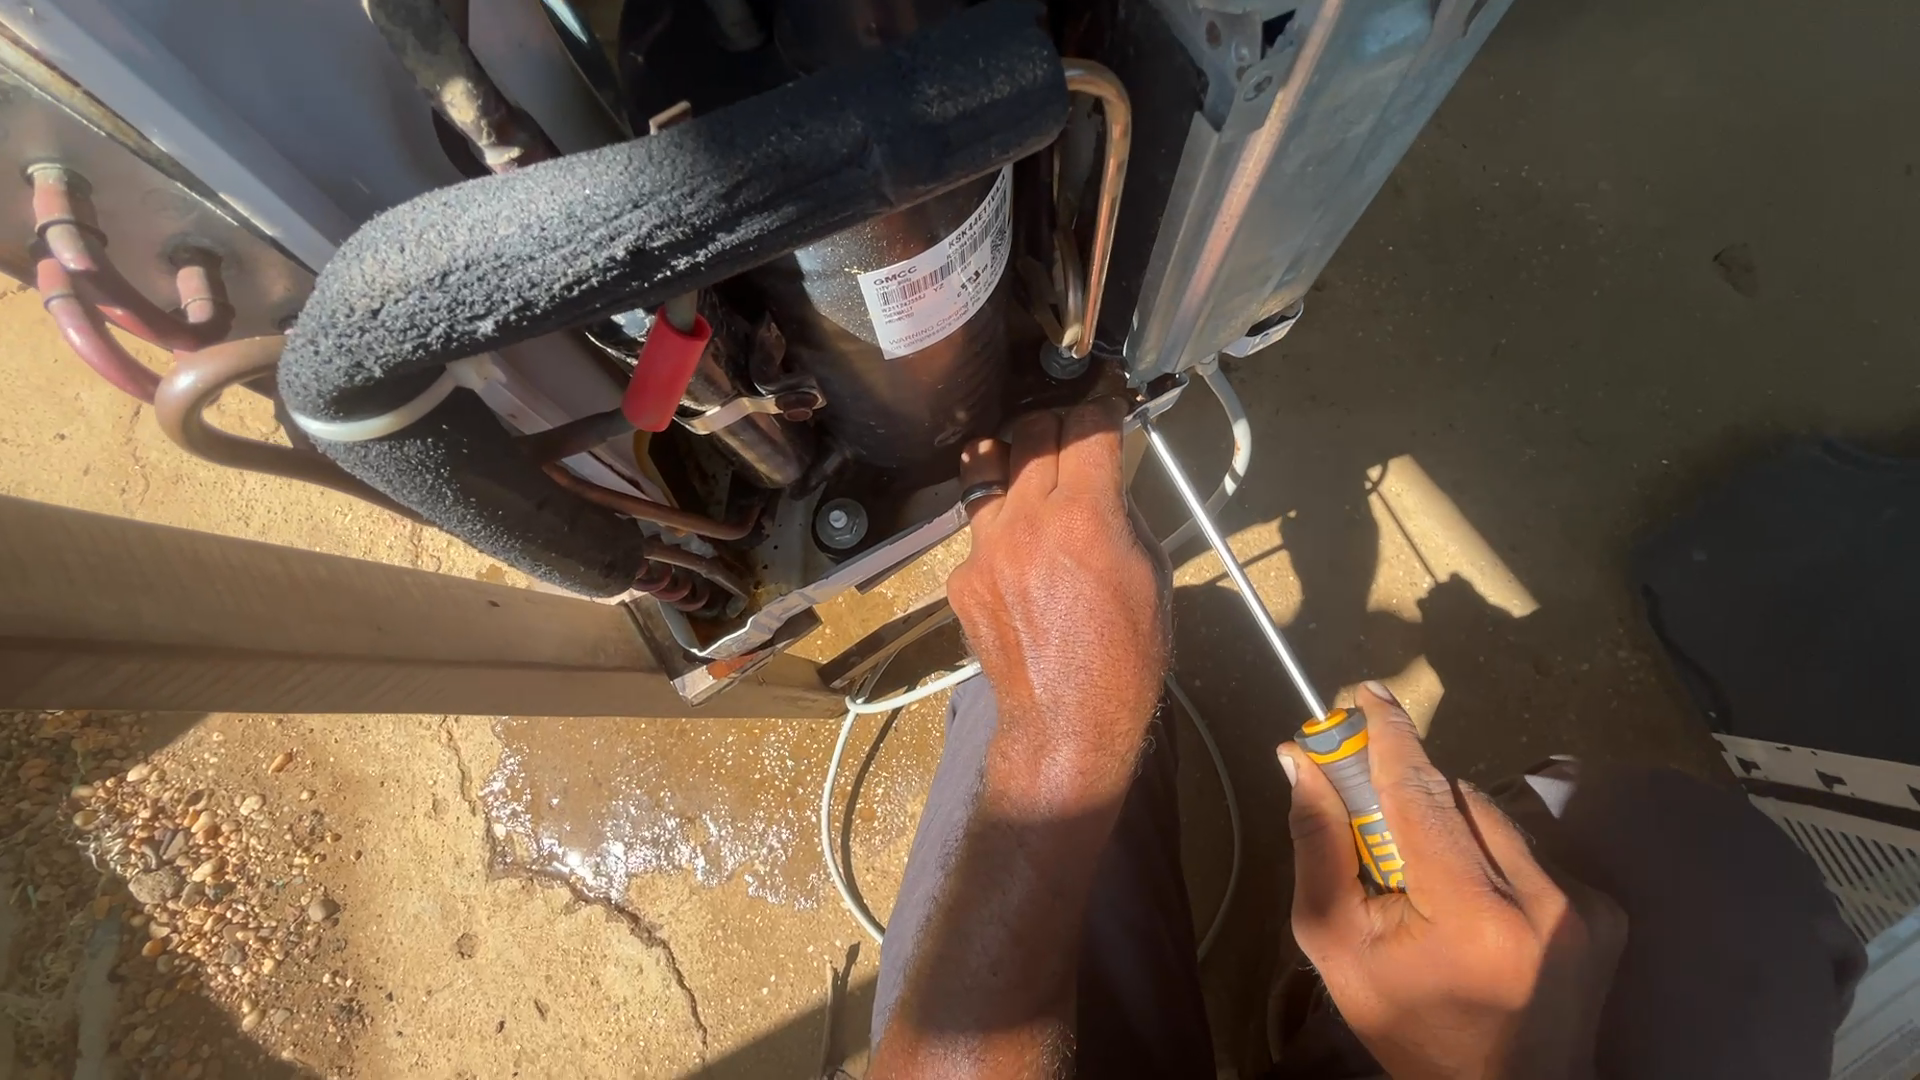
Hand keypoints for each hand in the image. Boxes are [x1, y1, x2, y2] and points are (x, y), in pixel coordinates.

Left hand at [948, 399, 1168, 762]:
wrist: (1066, 719)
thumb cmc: (1126, 655)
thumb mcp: (1151, 576)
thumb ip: (1123, 516)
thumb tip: (1104, 484)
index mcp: (1084, 516)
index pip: (1088, 428)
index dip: (1102, 408)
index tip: (1107, 407)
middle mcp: (1026, 519)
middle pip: (1031, 433)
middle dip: (1057, 425)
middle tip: (1071, 439)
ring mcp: (984, 547)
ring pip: (985, 468)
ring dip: (1011, 459)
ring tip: (1024, 469)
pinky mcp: (960, 576)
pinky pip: (977, 530)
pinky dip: (998, 527)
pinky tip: (1014, 551)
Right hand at [1279, 683, 1626, 1079]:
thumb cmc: (1402, 1021)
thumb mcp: (1331, 937)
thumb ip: (1316, 843)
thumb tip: (1298, 760)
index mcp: (1471, 915)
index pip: (1419, 794)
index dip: (1388, 735)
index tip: (1364, 693)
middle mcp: (1542, 900)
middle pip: (1453, 795)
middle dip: (1403, 785)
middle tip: (1363, 801)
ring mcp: (1585, 906)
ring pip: (1488, 813)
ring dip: (1442, 817)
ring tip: (1418, 866)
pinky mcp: (1605, 911)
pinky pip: (1521, 842)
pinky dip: (1482, 845)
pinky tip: (1465, 887)